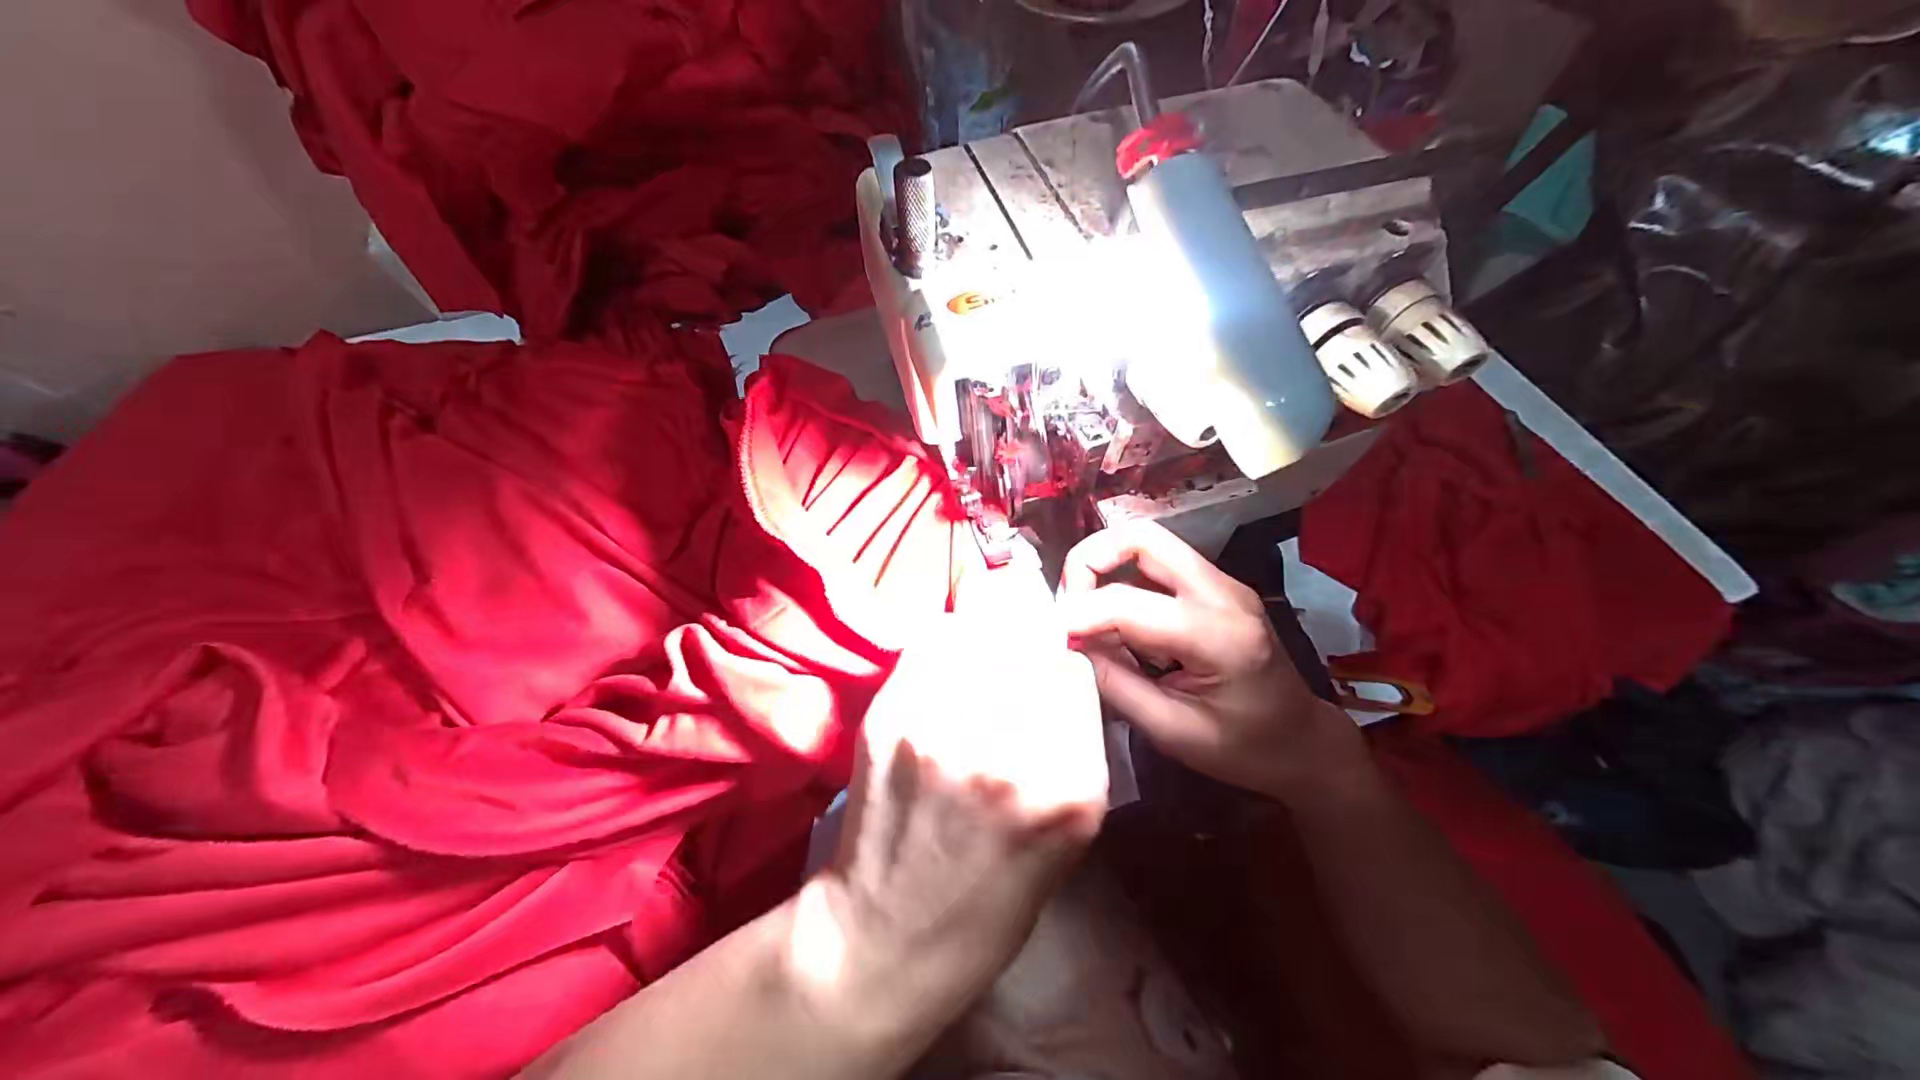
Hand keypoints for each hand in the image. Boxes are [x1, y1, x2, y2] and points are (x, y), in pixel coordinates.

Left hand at [795, 545, 1108, 1040]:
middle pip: (1026, 639)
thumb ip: (1071, 740)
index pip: (1071, 668)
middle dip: (1021, 636)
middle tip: (1006, 648)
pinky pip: (930, 642)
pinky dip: (941, 644)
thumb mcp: (1068, 830)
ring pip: (977, 628)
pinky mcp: (891, 718)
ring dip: (980, 635)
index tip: (1043, 666)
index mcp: (1069, 785)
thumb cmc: (992, 897)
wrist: (890, 935)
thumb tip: (1056, 660)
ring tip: (973, 661)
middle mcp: (1009, 750)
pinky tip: (940, 673)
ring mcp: (943, 729)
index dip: (1057, 662)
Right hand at [1056, 520, 1365, 802]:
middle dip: (1088, 560)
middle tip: (1065, 605)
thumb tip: (1066, 646)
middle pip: (1140, 539)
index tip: (1048, 638)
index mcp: (1218, 636)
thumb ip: (1114, 683)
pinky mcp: (1215, 587)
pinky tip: (1112, 618)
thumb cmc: (1243, 749)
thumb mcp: (1170, 731)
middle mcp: (1223, 593)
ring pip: (1147, 543)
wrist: (1303, 742)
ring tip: (1083, 611)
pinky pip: (1157, 564)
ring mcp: (1222, 584)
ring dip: (1104, 566)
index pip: (1127, 603)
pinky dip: (1122, 579)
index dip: (1076, 615)